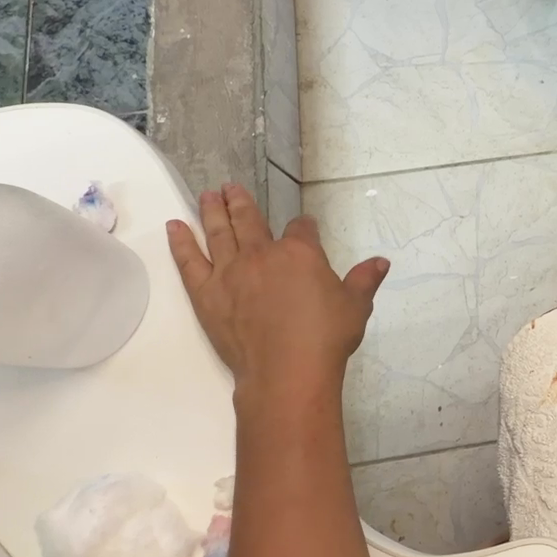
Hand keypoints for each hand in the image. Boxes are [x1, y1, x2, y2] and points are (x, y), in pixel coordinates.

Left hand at [166, 183, 388, 389]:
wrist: (287, 369)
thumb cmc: (328, 336)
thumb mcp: (356, 305)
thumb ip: (365, 279)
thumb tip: (381, 261)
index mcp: (301, 253)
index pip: (302, 229)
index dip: (305, 225)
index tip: (306, 224)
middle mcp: (262, 254)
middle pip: (250, 221)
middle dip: (242, 203)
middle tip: (231, 187)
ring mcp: (230, 272)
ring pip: (218, 233)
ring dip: (212, 211)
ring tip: (208, 195)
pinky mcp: (207, 292)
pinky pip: (189, 261)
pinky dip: (181, 241)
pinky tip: (176, 226)